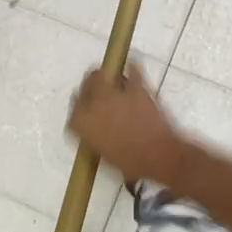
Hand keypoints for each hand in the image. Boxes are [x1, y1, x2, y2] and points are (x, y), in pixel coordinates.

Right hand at [66, 64, 186, 183]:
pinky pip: (132, 70)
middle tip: (99, 93)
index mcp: (80, 123)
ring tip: (112, 80)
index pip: (74, 106)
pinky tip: (132, 68)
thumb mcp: (103, 155)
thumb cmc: (129, 163)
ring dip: (105, 75)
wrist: (158, 156)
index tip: (89, 110)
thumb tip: (95, 131)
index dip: (82, 107)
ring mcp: (113, 93)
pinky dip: (132, 68)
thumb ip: (93, 138)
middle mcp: (91, 104)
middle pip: (84, 85)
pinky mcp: (135, 87)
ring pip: (101, 73)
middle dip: (90, 87)